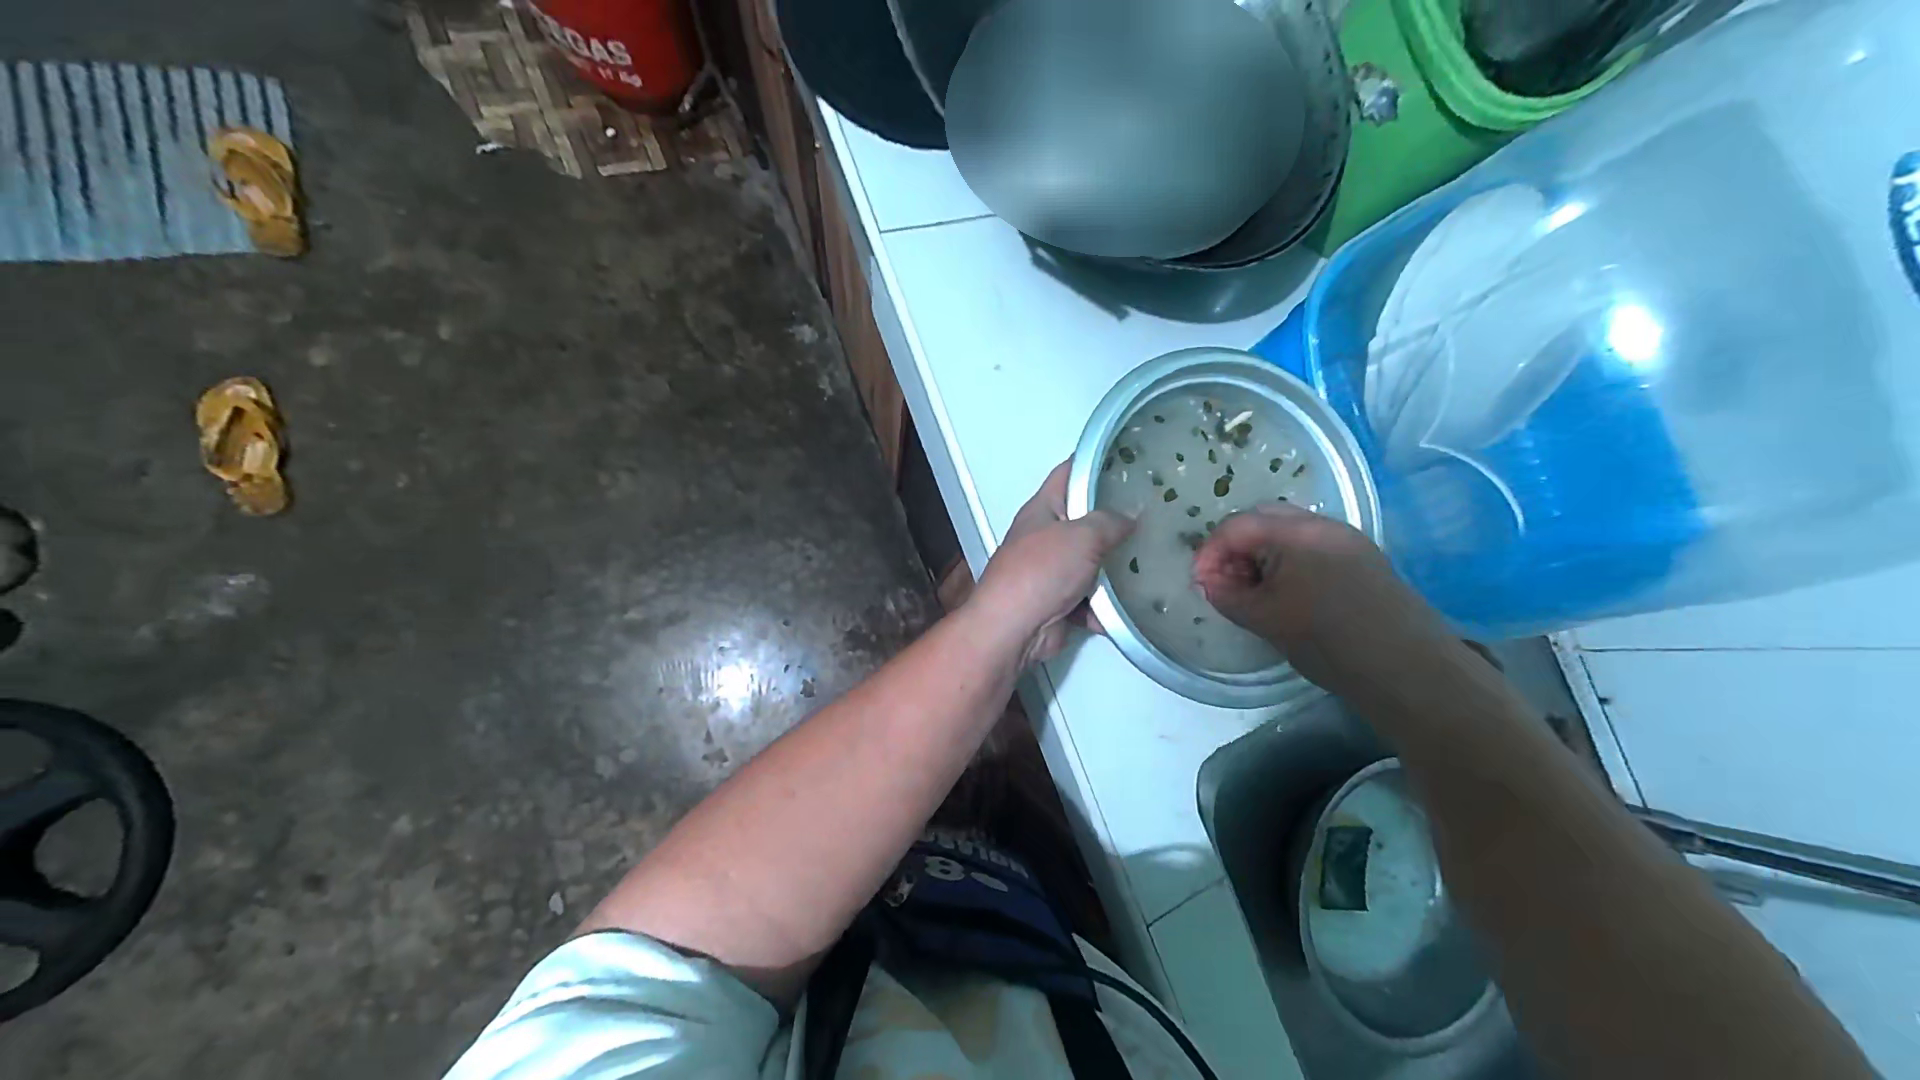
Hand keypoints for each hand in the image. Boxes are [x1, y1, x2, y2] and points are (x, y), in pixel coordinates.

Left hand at [970, 461, 1134, 666]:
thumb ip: (1110, 522)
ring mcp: (1052, 571)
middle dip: (1118, 521)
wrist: (1014, 629)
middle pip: (1086, 520)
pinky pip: (1092, 598)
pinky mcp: (1061, 602)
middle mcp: (1045, 536)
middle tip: (1156, 517)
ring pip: (1093, 562)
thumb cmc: (1042, 571)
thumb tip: (1131, 516)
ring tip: (1154, 562)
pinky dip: (1107, 605)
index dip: (1097, 464)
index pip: (1070, 473)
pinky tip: (1134, 605)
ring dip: (1117, 568)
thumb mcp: (1081, 535)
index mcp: (1043, 509)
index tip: (1133, 462)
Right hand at [1190, 503, 1459, 700]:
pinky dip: (1286, 561)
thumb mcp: (1263, 620)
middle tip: (1224, 581)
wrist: (1407, 670)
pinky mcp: (1362, 558)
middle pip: (1263, 518)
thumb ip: (1227, 594)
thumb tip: (1209, 580)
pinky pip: (1311, 546)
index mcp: (1297, 534)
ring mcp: (1347, 539)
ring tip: (1252, 590)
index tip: (1200, 582)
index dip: (1210, 551)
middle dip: (1234, 546)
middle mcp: (1324, 525)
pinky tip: (1284, 592)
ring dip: (1260, 553)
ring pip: (1287, 531)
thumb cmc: (1327, 641)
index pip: (1237, 525)